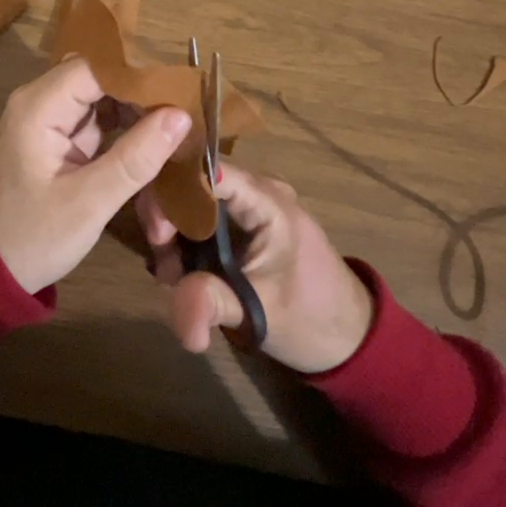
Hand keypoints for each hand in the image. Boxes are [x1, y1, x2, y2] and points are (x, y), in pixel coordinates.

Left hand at [0, 58, 190, 293]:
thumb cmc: (35, 237)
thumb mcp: (89, 202)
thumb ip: (135, 158)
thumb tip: (181, 115)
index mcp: (38, 108)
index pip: (95, 67)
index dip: (140, 75)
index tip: (183, 91)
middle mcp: (41, 101)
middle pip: (102, 77)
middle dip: (144, 95)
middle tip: (189, 114)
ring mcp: (51, 118)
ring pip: (105, 97)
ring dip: (140, 112)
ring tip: (181, 129)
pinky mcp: (61, 137)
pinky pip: (101, 119)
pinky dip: (128, 130)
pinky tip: (159, 143)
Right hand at [138, 163, 373, 373]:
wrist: (349, 337)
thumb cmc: (313, 318)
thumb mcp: (259, 312)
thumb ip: (214, 305)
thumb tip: (180, 326)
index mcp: (266, 199)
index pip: (204, 169)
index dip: (173, 191)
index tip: (157, 233)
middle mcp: (254, 190)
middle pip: (191, 181)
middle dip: (167, 218)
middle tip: (162, 265)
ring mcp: (247, 204)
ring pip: (191, 200)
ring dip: (172, 234)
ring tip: (171, 277)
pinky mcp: (240, 222)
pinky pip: (200, 216)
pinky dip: (184, 240)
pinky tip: (180, 273)